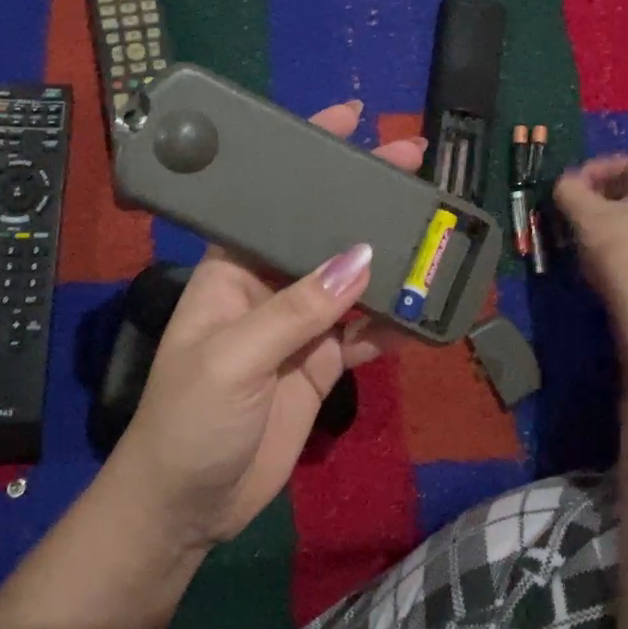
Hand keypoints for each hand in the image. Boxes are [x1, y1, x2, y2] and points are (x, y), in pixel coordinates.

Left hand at [104, 101, 425, 549]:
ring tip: (437, 231)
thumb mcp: (233, 358)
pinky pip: (364, 333)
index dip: (305, 163)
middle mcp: (268, 288)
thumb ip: (296, 309)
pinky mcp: (322, 365)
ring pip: (351, 282)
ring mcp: (299, 327)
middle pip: (321, 236)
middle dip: (362, 202)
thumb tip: (360, 258)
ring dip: (389, 261)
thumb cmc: (190, 421)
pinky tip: (428, 308)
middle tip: (416, 168)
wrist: (190, 505)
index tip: (349, 123)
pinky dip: (395, 323)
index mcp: (230, 270)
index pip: (270, 203)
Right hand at [552, 154, 627, 330]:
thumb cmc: (619, 252)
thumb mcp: (583, 215)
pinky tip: (609, 257)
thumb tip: (566, 183)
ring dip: (616, 219)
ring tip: (588, 234)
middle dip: (604, 195)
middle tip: (576, 209)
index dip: (596, 169)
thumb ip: (569, 190)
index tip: (571, 185)